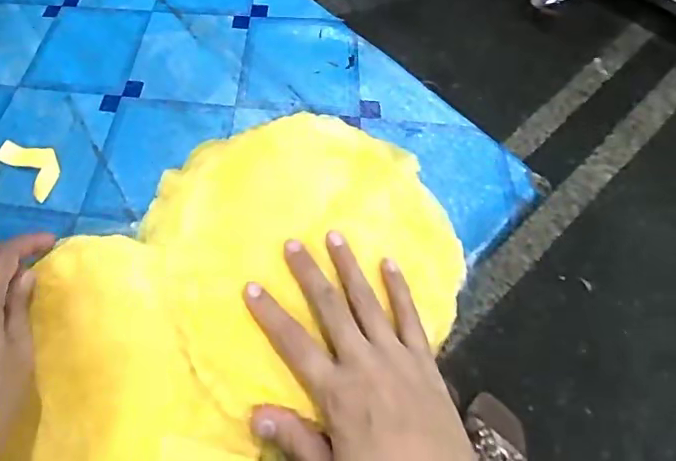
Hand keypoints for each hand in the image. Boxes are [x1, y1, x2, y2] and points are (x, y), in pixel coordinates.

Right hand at [244, 233, 472, 460]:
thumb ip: (298, 440)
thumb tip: (255, 412)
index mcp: (337, 392)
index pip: (294, 345)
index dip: (270, 315)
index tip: (251, 286)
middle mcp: (363, 363)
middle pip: (330, 309)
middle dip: (309, 274)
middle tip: (293, 243)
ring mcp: (396, 356)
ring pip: (367, 301)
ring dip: (349, 267)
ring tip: (335, 236)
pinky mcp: (424, 359)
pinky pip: (409, 316)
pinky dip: (399, 287)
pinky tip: (389, 262)